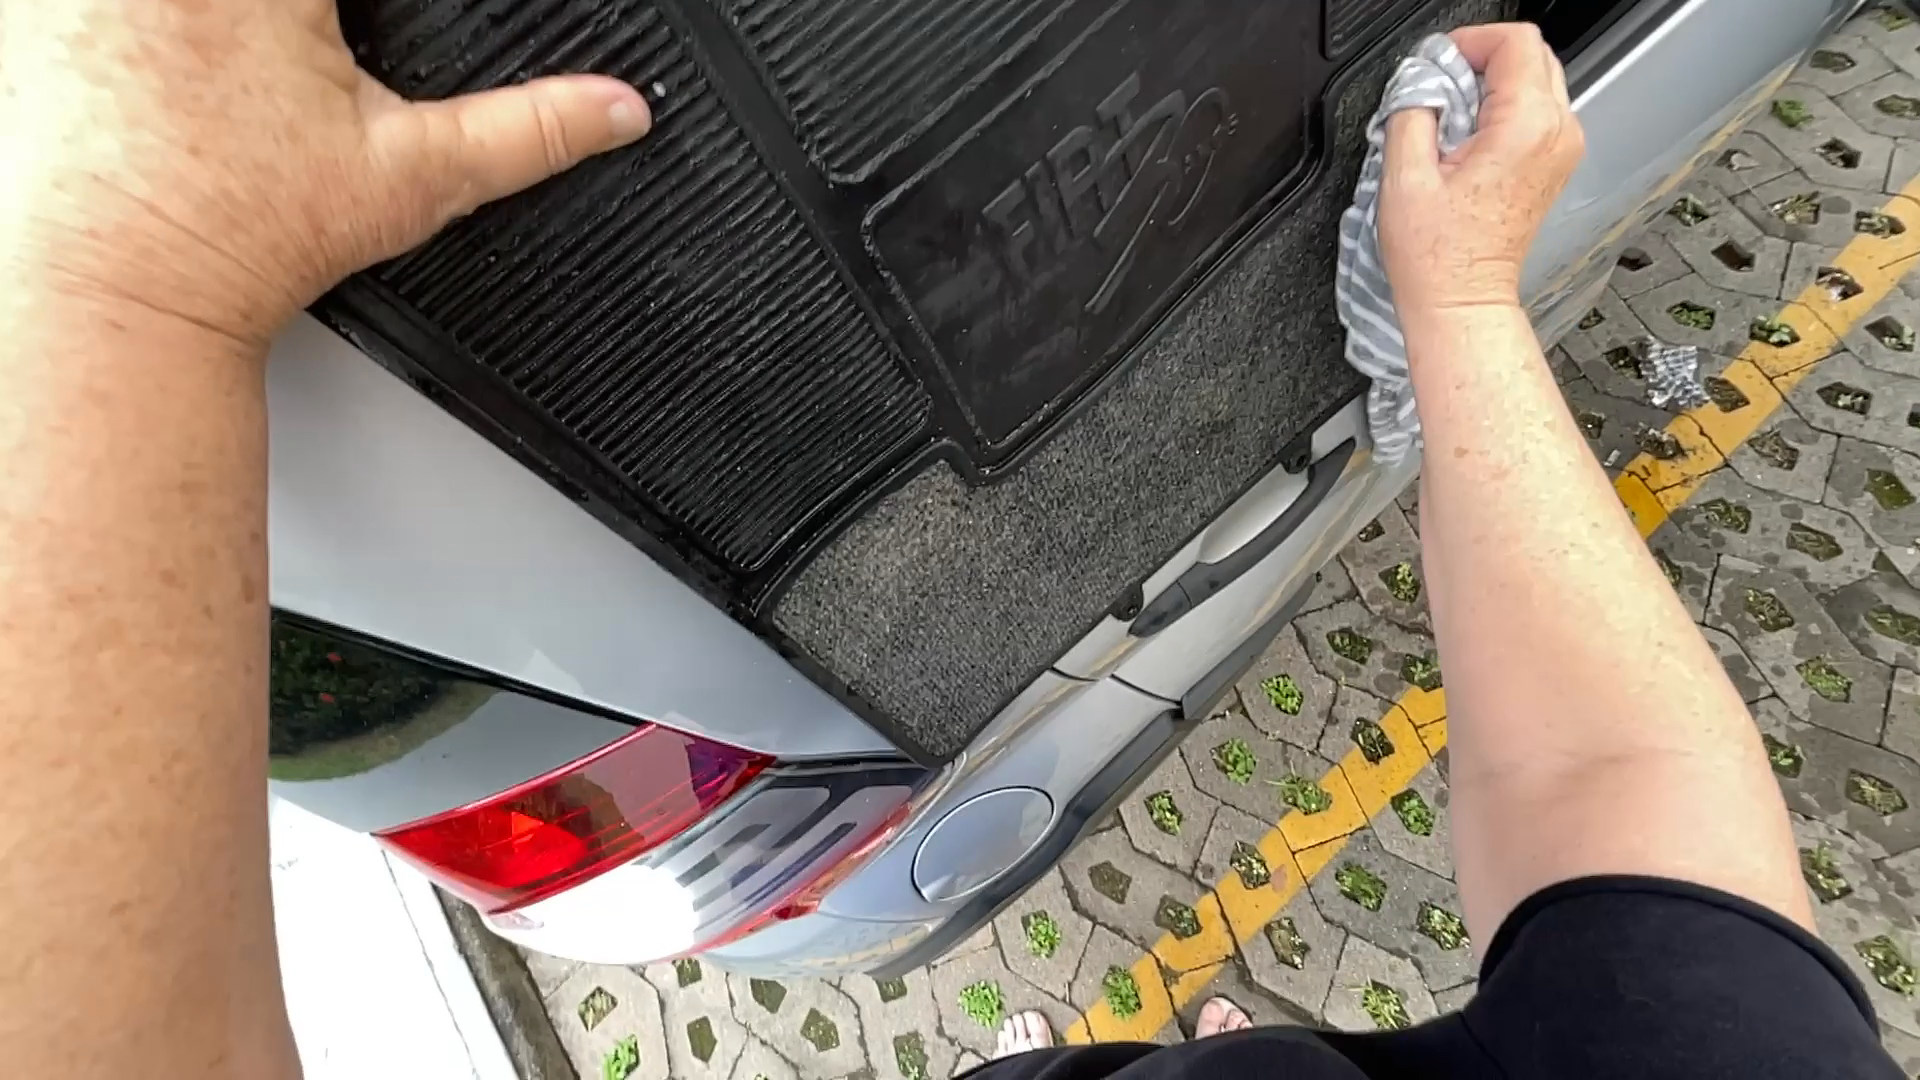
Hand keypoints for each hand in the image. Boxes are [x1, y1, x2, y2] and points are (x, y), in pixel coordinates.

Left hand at [0, 0, 651, 348]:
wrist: (127, 274)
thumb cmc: (257, 229)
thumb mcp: (426, 174)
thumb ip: (531, 130)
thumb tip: (620, 110)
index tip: (378, 31)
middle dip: (326, 12)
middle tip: (326, 48)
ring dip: (261, 12)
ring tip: (265, 59)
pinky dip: (171, 12)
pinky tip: (202, 47)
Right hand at [1377, 23, 1583, 316]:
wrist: (1458, 300)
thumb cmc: (1434, 258)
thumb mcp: (1402, 181)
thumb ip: (1411, 116)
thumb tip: (1417, 84)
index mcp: (1524, 127)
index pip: (1514, 43)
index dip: (1469, 42)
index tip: (1434, 62)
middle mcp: (1556, 131)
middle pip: (1530, 57)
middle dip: (1478, 64)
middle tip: (1435, 93)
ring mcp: (1561, 149)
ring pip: (1534, 84)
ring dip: (1488, 91)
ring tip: (1446, 127)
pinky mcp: (1552, 166)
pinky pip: (1534, 116)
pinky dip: (1499, 116)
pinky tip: (1464, 147)